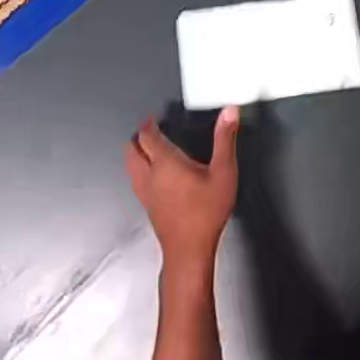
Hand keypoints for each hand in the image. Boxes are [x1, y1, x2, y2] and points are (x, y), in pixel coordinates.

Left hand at [126, 107, 239, 269]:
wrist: (189, 248)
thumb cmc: (207, 210)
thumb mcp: (224, 171)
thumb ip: (225, 139)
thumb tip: (229, 112)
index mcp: (165, 163)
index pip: (149, 137)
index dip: (149, 125)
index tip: (152, 118)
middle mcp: (149, 175)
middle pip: (132, 150)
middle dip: (138, 138)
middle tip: (148, 131)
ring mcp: (145, 193)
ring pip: (130, 166)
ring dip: (135, 153)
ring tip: (146, 149)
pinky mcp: (147, 206)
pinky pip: (136, 180)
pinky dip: (139, 169)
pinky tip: (153, 175)